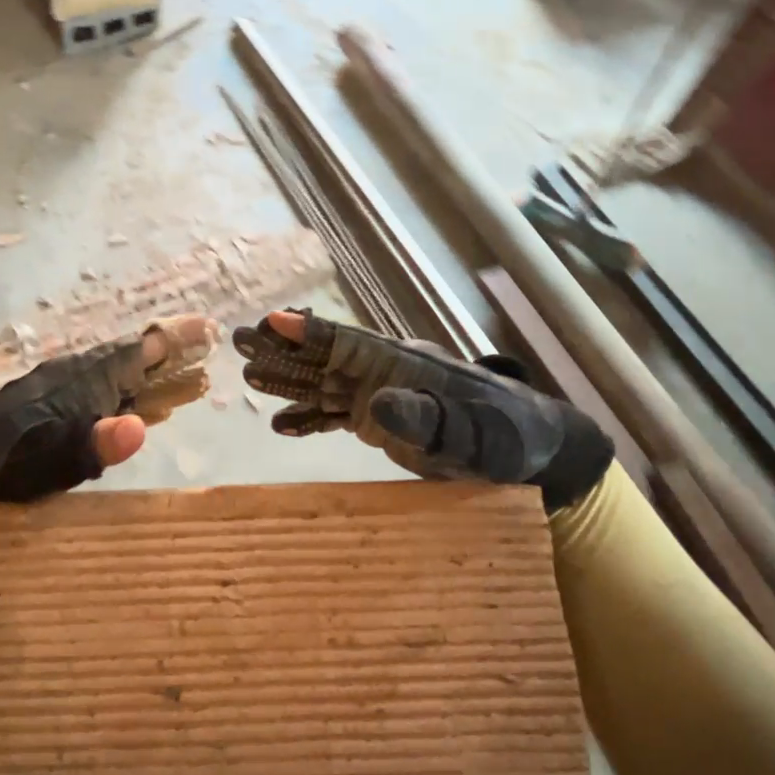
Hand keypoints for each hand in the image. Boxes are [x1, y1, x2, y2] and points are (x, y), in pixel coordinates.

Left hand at [0, 315, 219, 529]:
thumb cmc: (3, 465)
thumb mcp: (49, 460)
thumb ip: (93, 444)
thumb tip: (138, 426)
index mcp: (79, 382)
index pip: (135, 352)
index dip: (172, 340)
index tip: (206, 326)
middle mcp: (73, 378)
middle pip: (130, 358)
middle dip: (168, 351)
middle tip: (206, 345)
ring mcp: (61, 393)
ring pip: (116, 375)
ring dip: (150, 373)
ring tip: (185, 374)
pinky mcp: (51, 411)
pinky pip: (101, 393)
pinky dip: (128, 394)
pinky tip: (136, 407)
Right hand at [232, 309, 612, 510]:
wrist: (536, 454)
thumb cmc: (508, 438)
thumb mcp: (474, 433)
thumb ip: (429, 418)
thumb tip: (376, 403)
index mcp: (404, 366)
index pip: (348, 344)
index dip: (310, 333)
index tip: (272, 320)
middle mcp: (384, 376)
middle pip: (324, 359)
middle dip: (282, 350)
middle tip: (238, 338)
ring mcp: (380, 398)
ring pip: (323, 385)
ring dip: (287, 380)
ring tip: (248, 375)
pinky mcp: (381, 424)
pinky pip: (335, 417)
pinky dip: (308, 420)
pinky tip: (281, 426)